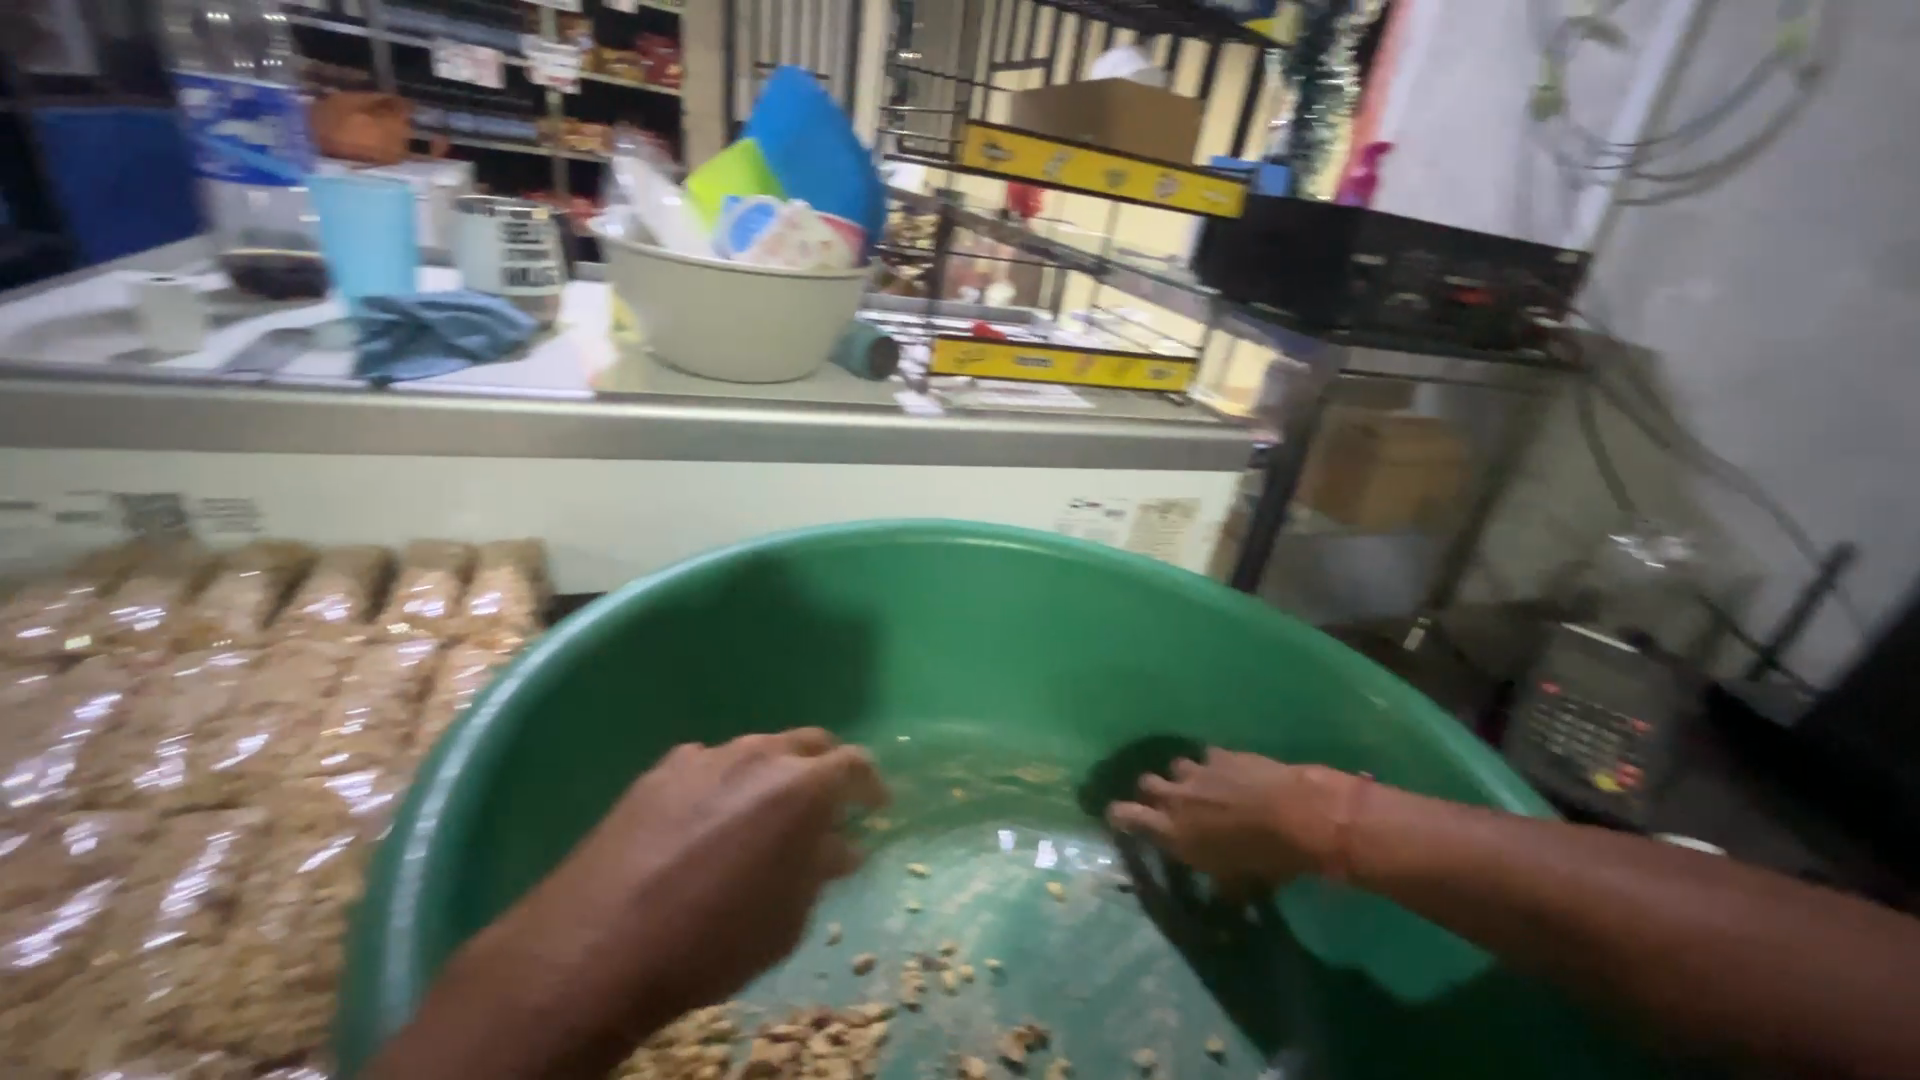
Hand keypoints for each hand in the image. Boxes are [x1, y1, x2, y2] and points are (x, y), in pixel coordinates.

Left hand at [426, 729, 886, 1073]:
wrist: (599, 946)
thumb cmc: (713, 942)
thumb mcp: (787, 919)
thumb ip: (820, 870)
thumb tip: (840, 847)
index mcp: (801, 788)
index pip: (854, 764)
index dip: (870, 786)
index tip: (874, 807)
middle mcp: (757, 756)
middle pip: (808, 744)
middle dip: (826, 770)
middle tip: (828, 806)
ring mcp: (705, 758)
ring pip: (757, 751)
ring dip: (774, 775)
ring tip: (767, 815)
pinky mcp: (660, 770)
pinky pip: (710, 766)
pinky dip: (726, 784)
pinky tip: (710, 822)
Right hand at [1105, 749, 1357, 888]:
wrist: (1296, 815)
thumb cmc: (1265, 859)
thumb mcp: (1239, 884)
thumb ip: (1219, 885)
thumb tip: (1220, 898)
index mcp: (1172, 832)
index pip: (1125, 816)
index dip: (1119, 815)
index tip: (1120, 816)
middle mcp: (1176, 797)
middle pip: (1146, 784)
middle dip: (1154, 792)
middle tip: (1170, 804)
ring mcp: (1197, 771)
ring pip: (1177, 767)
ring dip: (1185, 777)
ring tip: (1204, 787)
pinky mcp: (1221, 754)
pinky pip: (1207, 756)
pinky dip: (1215, 766)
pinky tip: (1231, 774)